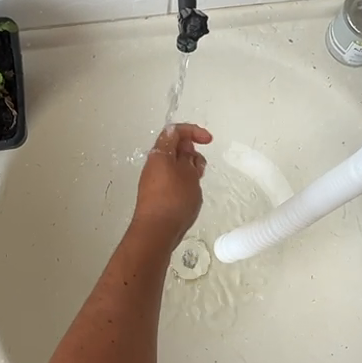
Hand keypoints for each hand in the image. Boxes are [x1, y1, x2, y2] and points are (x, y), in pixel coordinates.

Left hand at [132, 124, 211, 246]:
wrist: (156, 232)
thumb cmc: (175, 199)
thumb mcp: (189, 174)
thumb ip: (189, 157)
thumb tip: (185, 149)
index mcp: (160, 153)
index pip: (175, 131)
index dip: (193, 131)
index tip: (208, 140)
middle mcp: (154, 164)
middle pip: (174, 148)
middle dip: (192, 152)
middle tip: (200, 168)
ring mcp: (153, 180)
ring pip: (174, 165)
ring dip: (189, 169)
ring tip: (197, 184)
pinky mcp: (156, 195)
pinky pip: (172, 180)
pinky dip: (184, 181)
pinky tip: (191, 195)